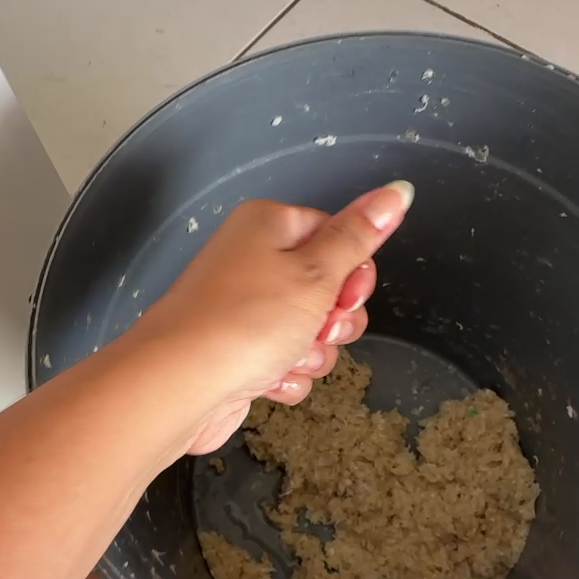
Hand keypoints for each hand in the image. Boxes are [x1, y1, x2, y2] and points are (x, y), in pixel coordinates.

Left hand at [127, 181, 412, 455]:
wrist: (180, 387)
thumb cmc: (246, 321)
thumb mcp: (316, 271)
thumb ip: (359, 235)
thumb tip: (397, 191)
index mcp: (269, 228)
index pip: (336, 236)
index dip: (353, 271)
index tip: (347, 294)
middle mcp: (253, 264)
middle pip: (328, 289)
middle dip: (335, 319)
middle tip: (318, 328)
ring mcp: (245, 313)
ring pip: (311, 334)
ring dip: (311, 354)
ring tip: (287, 359)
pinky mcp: (240, 356)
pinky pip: (285, 365)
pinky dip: (285, 377)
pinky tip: (266, 381)